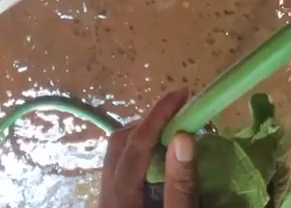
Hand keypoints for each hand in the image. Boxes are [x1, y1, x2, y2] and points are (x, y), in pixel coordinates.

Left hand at [99, 88, 194, 207]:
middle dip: (150, 122)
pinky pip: (123, 168)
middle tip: (180, 113)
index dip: (160, 113)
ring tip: (175, 133)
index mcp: (119, 196)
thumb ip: (180, 185)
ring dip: (146, 137)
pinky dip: (143, 154)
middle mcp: (106, 193)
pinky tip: (164, 161)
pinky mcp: (115, 205)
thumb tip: (184, 136)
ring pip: (120, 153)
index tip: (183, 93)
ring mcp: (108, 200)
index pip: (137, 142)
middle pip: (121, 142)